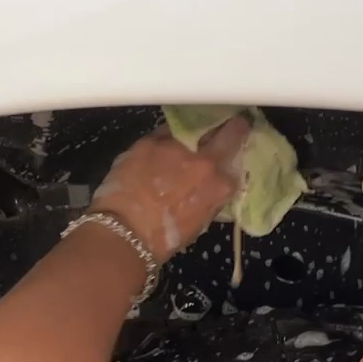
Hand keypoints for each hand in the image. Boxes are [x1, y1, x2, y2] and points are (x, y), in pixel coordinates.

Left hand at [90, 119, 249, 261]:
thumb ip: (211, 199)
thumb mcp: (199, 222)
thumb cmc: (164, 237)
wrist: (125, 232)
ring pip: (193, 130)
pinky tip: (158, 150)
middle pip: (228, 133)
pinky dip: (165, 140)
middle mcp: (203, 161)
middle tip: (234, 124)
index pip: (237, 164)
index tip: (237, 151)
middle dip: (234, 128)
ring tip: (185, 142)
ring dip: (193, 135)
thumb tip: (213, 187)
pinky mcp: (150, 141)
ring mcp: (176, 147)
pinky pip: (163, 133)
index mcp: (219, 186)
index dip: (237, 157)